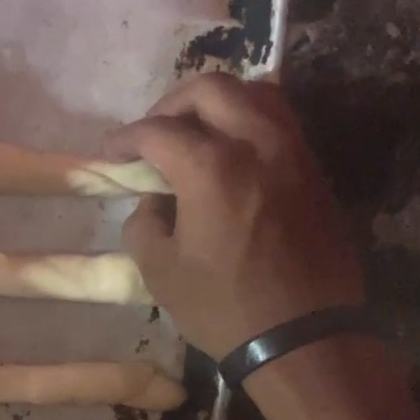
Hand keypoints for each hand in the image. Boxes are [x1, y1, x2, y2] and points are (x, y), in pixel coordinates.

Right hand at [105, 73, 362, 357]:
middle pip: (213, 89)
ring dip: (214, 104)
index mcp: (212, 169)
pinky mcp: (311, 169)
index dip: (124, 138)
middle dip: (170, 104)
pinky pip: (277, 121)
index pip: (158, 131)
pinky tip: (222, 153)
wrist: (302, 330)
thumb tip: (153, 201)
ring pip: (255, 93)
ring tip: (189, 134)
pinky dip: (243, 121)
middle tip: (148, 134)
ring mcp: (293, 152)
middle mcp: (258, 145)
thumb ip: (144, 222)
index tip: (107, 153)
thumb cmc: (220, 304)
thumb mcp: (159, 269)